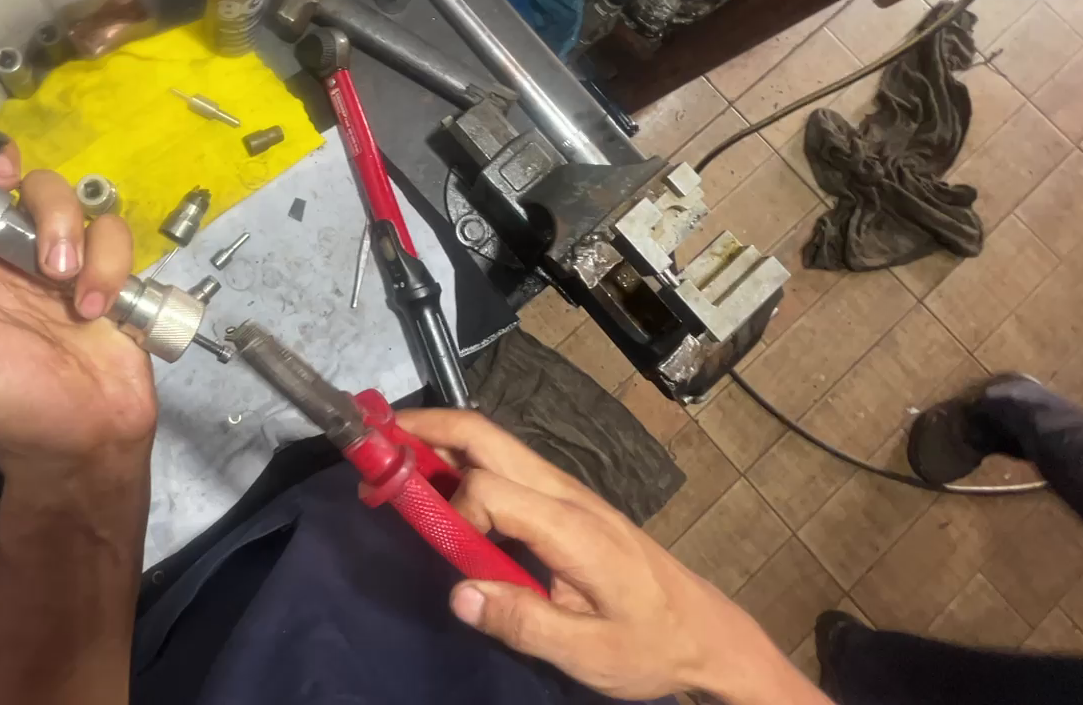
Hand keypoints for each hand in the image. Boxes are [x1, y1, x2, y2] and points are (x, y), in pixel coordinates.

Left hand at [0, 127, 156, 479]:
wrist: (85, 442)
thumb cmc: (4, 403)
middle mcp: (4, 254)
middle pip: (10, 180)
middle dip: (18, 188)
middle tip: (19, 206)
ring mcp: (58, 258)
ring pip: (64, 197)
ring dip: (66, 231)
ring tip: (66, 284)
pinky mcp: (106, 268)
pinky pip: (112, 231)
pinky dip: (108, 263)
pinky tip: (98, 306)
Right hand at [397, 409, 827, 704]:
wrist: (706, 631)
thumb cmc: (648, 644)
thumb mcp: (590, 654)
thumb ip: (522, 621)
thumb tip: (457, 592)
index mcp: (568, 525)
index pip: (489, 487)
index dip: (454, 508)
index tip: (448, 548)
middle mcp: (560, 488)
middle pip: (483, 434)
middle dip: (424, 428)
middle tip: (377, 440)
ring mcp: (561, 484)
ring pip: (489, 437)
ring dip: (437, 436)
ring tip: (395, 454)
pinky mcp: (559, 491)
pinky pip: (500, 456)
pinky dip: (458, 453)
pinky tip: (437, 475)